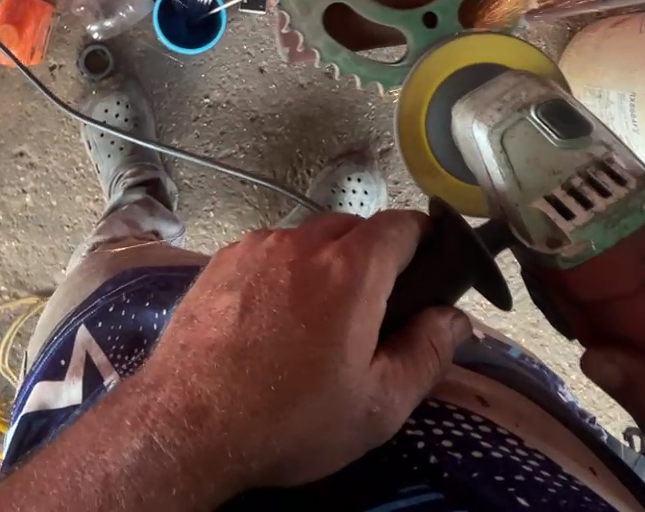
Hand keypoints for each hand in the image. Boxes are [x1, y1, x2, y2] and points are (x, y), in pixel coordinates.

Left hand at [125, 210, 472, 492]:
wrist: (188, 421)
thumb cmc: (290, 419)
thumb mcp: (377, 404)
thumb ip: (427, 352)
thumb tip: (456, 317)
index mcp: (348, 271)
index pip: (398, 224)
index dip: (421, 236)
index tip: (430, 258)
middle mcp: (301, 243)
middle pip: (352, 227)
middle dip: (373, 254)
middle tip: (376, 305)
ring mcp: (256, 246)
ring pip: (307, 238)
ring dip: (325, 262)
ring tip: (320, 317)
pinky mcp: (222, 258)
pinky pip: (269, 250)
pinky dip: (284, 269)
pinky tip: (274, 316)